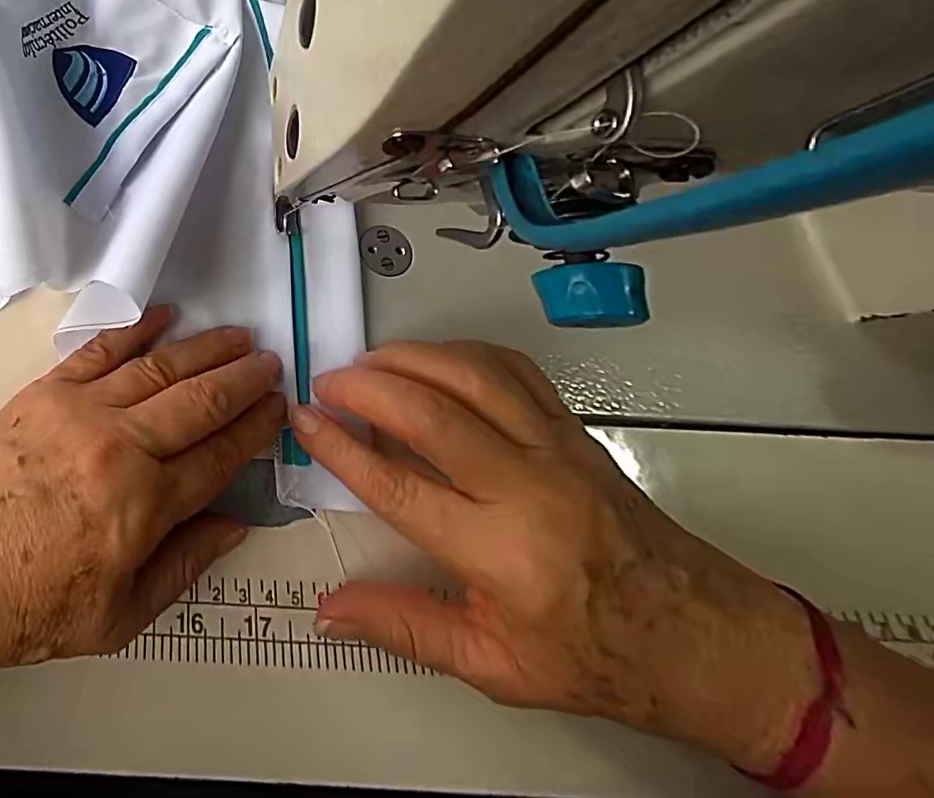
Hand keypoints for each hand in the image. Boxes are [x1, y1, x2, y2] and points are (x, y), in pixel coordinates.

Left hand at [0, 306, 282, 723]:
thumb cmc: (26, 602)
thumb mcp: (120, 616)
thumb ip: (184, 564)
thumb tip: (233, 522)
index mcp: (145, 505)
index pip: (219, 455)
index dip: (256, 430)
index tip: (278, 411)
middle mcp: (119, 446)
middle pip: (198, 401)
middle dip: (241, 381)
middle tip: (269, 364)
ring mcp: (79, 411)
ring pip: (157, 368)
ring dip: (202, 349)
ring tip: (235, 337)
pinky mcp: (43, 392)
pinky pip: (98, 351)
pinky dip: (134, 330)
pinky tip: (162, 318)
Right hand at [290, 341, 816, 771]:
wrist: (718, 645)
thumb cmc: (598, 658)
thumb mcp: (495, 666)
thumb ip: (402, 626)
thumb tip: (326, 611)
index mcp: (503, 556)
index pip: (398, 486)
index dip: (339, 447)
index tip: (302, 419)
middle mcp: (531, 493)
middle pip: (430, 414)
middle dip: (364, 387)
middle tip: (324, 384)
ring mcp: (560, 453)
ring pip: (473, 377)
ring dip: (407, 358)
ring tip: (365, 364)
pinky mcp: (577, 433)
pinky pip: (512, 371)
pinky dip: (458, 354)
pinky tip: (426, 363)